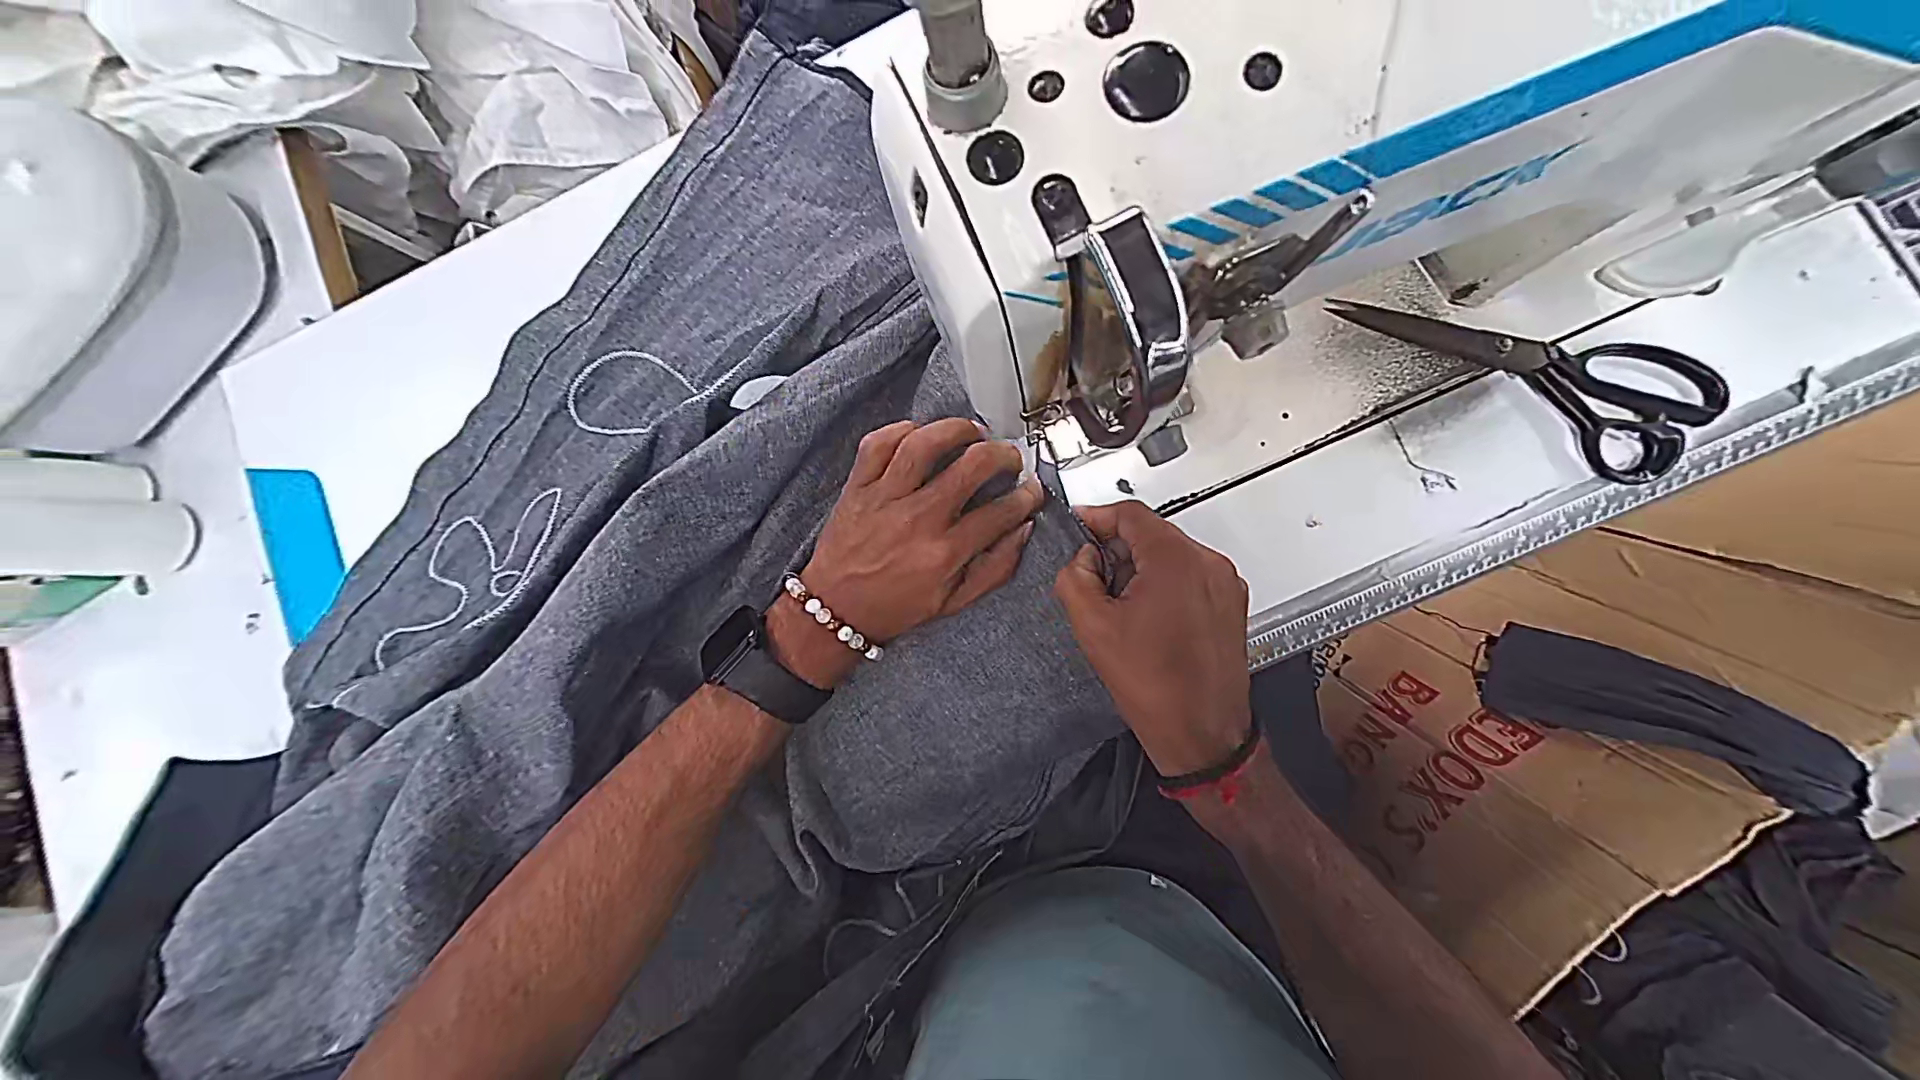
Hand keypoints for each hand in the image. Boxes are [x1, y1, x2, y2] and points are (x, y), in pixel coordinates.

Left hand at [766, 418, 1042, 688]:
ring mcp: (885, 499)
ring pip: (925, 444)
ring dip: (957, 430)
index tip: (1030, 490)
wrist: (836, 609)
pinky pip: (878, 444)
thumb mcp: (954, 602)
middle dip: (1003, 454)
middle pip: (972, 465)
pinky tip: (920, 434)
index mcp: (944, 553)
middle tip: (1008, 457)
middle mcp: (917, 520)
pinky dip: (902, 430)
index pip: (1001, 512)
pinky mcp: (858, 487)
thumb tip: (1022, 530)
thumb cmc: (895, 606)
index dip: (1026, 496)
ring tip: (972, 433)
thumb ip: (995, 569)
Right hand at [1053, 501, 1252, 775]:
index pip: (1131, 514)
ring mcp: (1223, 585)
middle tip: (1093, 573)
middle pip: (1152, 532)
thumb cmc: (1160, 689)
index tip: (1083, 524)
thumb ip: (1074, 578)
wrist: (1201, 732)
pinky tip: (1146, 617)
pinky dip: (1164, 583)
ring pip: (1172, 554)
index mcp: (1176, 561)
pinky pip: (1190, 576)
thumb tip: (1080, 561)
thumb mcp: (1093, 627)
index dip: (1098, 516)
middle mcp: (1208, 565)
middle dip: (1117, 548)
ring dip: (1140, 567)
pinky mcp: (1229, 604)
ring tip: (1121, 605)